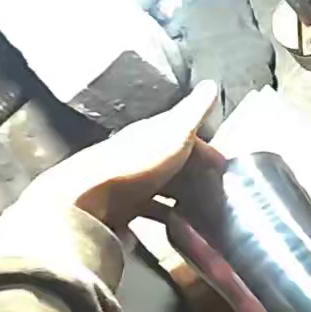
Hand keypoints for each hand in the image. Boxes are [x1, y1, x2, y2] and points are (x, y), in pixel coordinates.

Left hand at [18, 81, 217, 229]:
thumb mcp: (174, 132)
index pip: (185, 136)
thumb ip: (193, 112)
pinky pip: (154, 210)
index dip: (206, 150)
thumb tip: (211, 85)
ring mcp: (130, 183)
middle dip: (197, 174)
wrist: (86, 201)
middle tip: (219, 189)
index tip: (224, 166)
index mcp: (150, 134)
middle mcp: (138, 155)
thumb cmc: (135, 163)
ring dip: (184, 196)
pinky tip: (181, 226)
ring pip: (165, 187)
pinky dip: (169, 216)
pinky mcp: (123, 209)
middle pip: (174, 163)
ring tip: (205, 210)